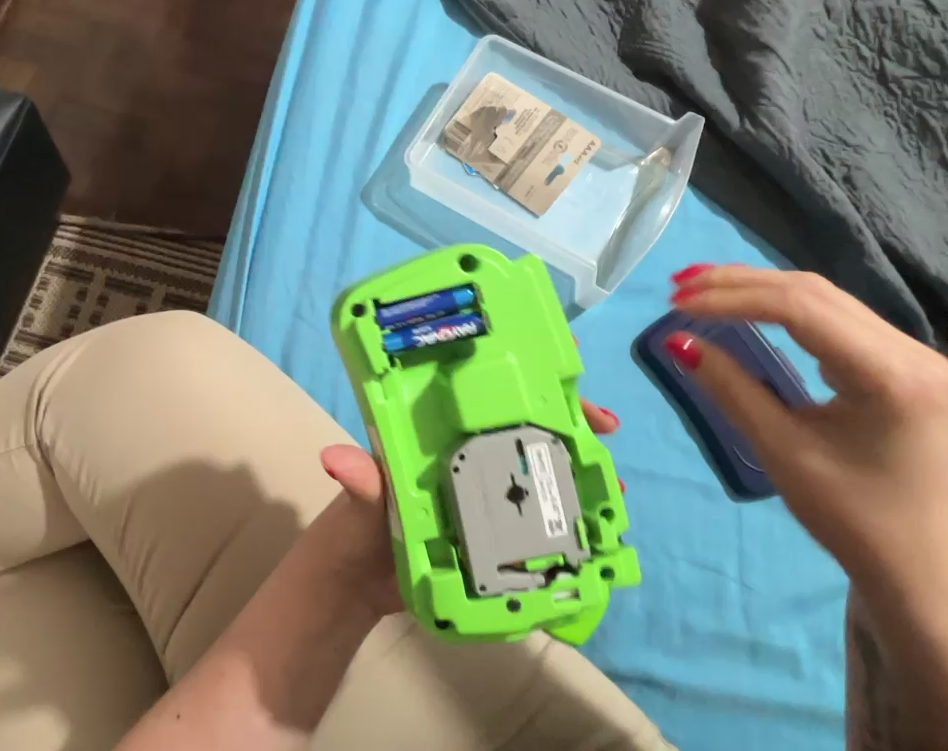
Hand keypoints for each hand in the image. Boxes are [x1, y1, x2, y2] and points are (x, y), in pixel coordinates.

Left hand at [308, 403, 622, 618]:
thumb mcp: (362, 500)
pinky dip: (568, 514)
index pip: (483, 393)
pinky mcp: (493, 529)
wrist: (357, 584)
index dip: (524, 374)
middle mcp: (465, 454)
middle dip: (567, 418)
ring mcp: (483, 490)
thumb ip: (361, 481)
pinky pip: (537, 514)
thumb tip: (335, 459)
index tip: (565, 362)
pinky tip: (598, 524)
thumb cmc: (356, 528)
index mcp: (435, 434)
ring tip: (613, 483)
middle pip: (523, 424)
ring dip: (577, 467)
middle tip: (604, 427)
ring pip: (538, 466)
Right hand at [666, 265, 947, 604]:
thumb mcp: (781, 450)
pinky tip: (747, 306)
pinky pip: (834, 318)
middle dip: (740, 284)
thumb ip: (730, 387)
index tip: (676, 306)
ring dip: (759, 290)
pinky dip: (783, 308)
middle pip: (813, 293)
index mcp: (891, 374)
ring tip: (700, 288)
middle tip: (678, 287)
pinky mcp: (900, 366)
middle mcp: (911, 351)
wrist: (916, 570)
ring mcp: (911, 356)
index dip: (732, 299)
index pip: (800, 310)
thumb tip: (676, 340)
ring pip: (824, 299)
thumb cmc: (851, 517)